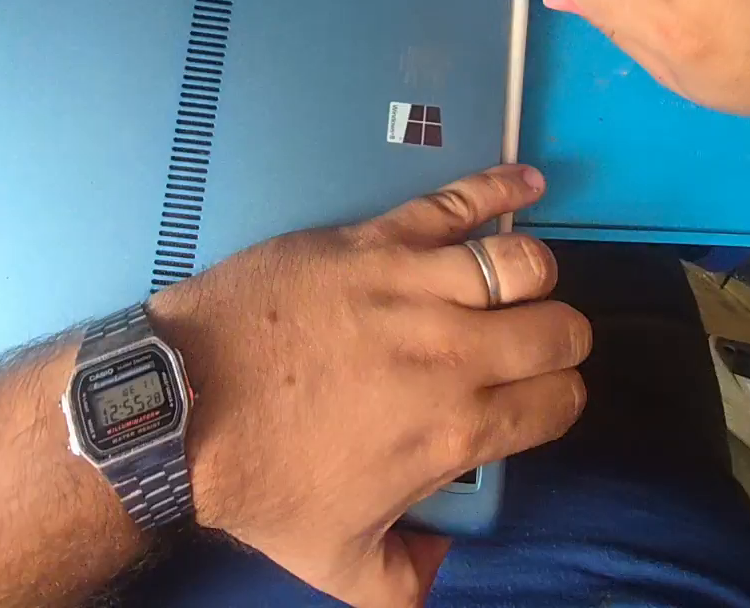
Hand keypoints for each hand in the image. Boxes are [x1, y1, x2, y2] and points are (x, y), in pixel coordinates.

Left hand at [146, 165, 589, 606]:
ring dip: (535, 276)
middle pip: (558, 329)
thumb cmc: (263, 475)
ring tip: (516, 283)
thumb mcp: (335, 561)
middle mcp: (454, 350)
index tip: (537, 397)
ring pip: (523, 262)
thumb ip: (405, 582)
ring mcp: (416, 283)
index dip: (559, 400)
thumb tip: (443, 561)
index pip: (558, 402)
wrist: (189, 400)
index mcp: (457, 427)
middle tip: (530, 343)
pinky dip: (501, 186)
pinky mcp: (379, 238)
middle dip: (560, 339)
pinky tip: (526, 181)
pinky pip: (456, 201)